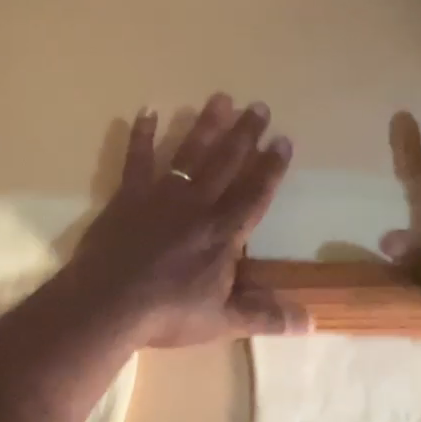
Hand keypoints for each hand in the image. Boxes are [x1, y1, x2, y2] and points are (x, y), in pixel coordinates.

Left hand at [65, 93, 308, 346]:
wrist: (108, 304)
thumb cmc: (167, 314)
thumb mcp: (222, 320)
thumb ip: (265, 316)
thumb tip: (312, 323)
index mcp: (223, 232)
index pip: (255, 193)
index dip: (271, 167)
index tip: (283, 140)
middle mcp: (197, 205)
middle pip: (226, 163)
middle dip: (245, 134)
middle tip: (259, 106)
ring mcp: (161, 195)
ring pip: (190, 153)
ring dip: (206, 125)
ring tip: (220, 98)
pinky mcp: (128, 195)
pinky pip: (137, 158)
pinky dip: (143, 135)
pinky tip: (148, 110)